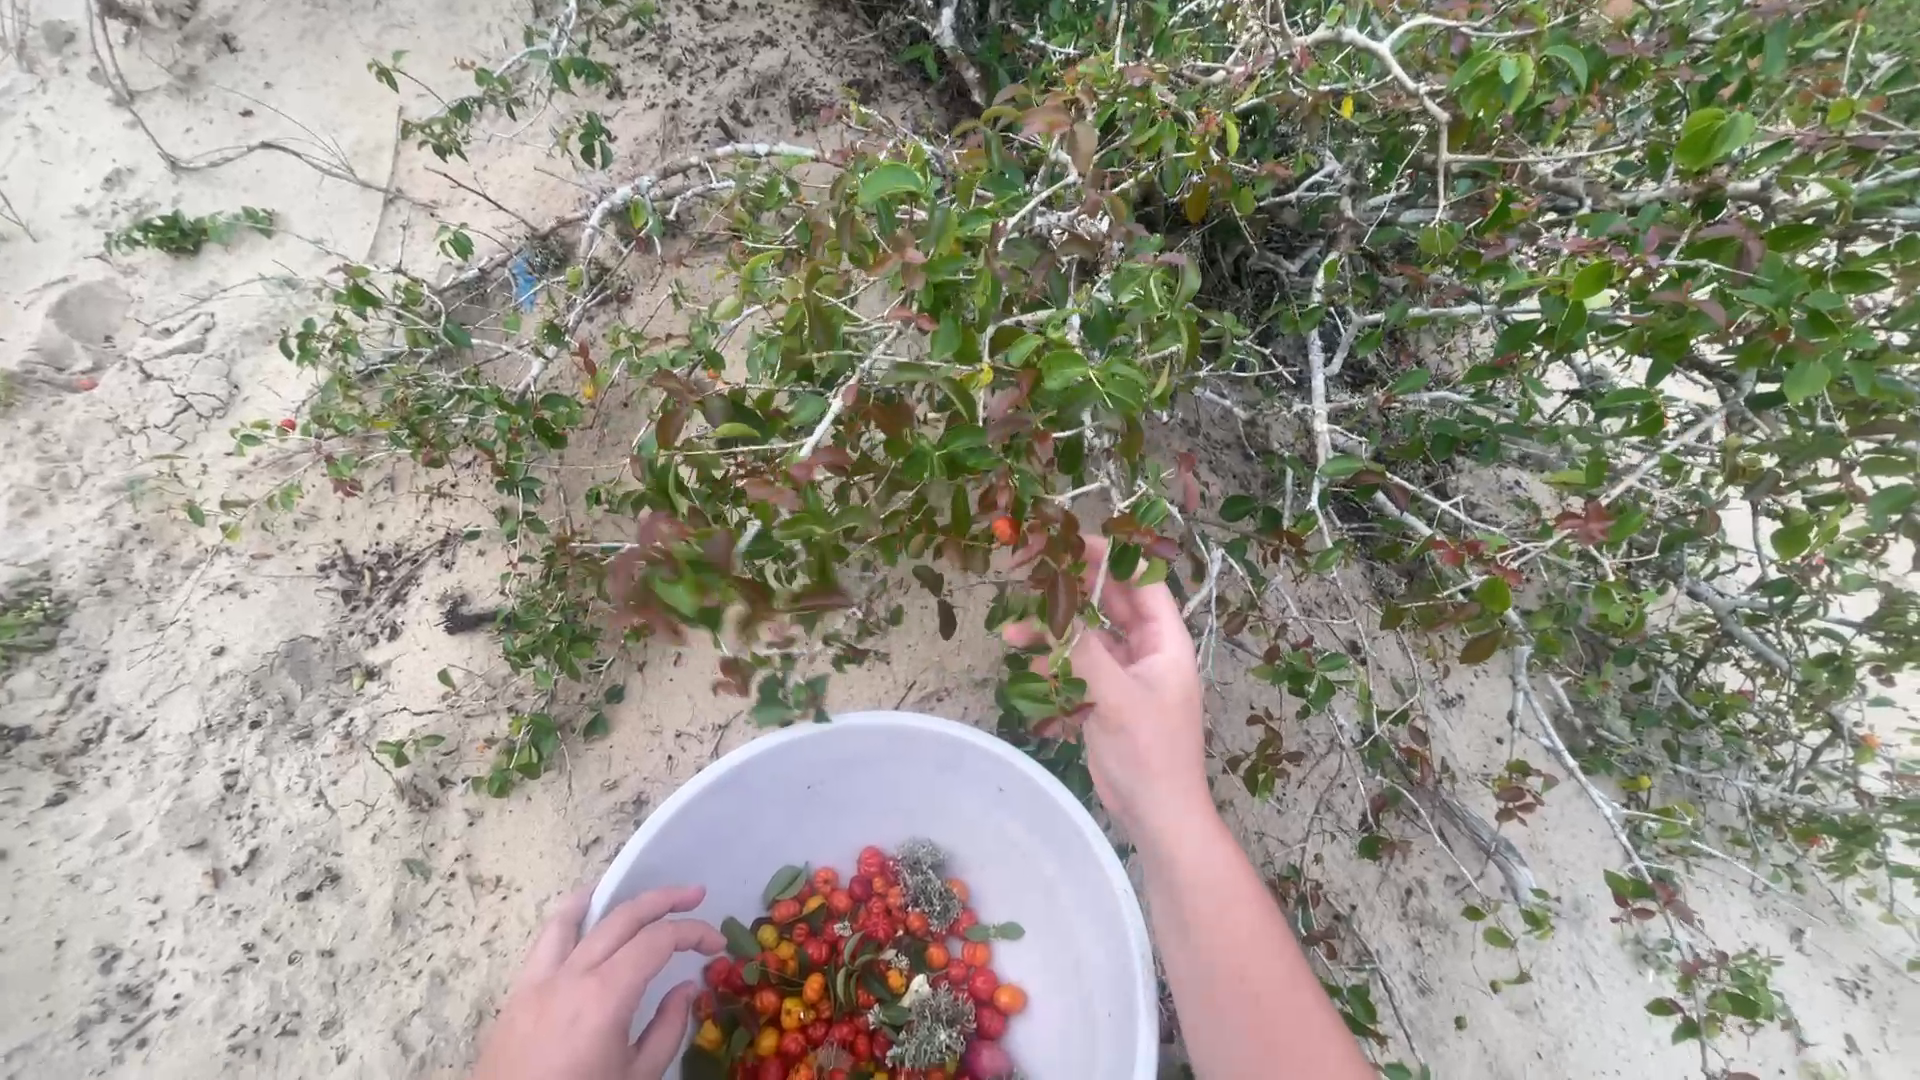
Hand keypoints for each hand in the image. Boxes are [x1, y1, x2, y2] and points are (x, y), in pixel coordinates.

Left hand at [471, 884, 723, 1079]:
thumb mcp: (636, 1079)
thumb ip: (667, 1029)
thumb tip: (686, 988)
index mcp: (606, 996)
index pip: (660, 940)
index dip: (694, 932)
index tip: (716, 944)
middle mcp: (573, 975)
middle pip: (625, 916)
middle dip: (666, 899)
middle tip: (697, 895)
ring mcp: (539, 981)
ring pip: (579, 916)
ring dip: (617, 896)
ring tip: (639, 890)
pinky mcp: (517, 994)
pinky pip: (545, 939)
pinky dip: (570, 915)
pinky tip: (583, 910)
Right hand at [1005, 537, 1208, 837]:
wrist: (1156, 814)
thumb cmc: (1150, 753)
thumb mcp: (1118, 697)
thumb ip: (1085, 652)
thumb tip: (1054, 615)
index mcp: (1165, 640)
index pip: (1140, 581)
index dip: (1109, 558)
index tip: (1069, 545)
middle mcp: (1146, 649)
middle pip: (1108, 603)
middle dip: (1070, 591)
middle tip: (1031, 575)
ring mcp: (1123, 672)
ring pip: (1085, 635)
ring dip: (1053, 631)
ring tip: (1014, 632)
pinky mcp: (1103, 694)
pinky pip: (1076, 664)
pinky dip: (1054, 661)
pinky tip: (1029, 663)